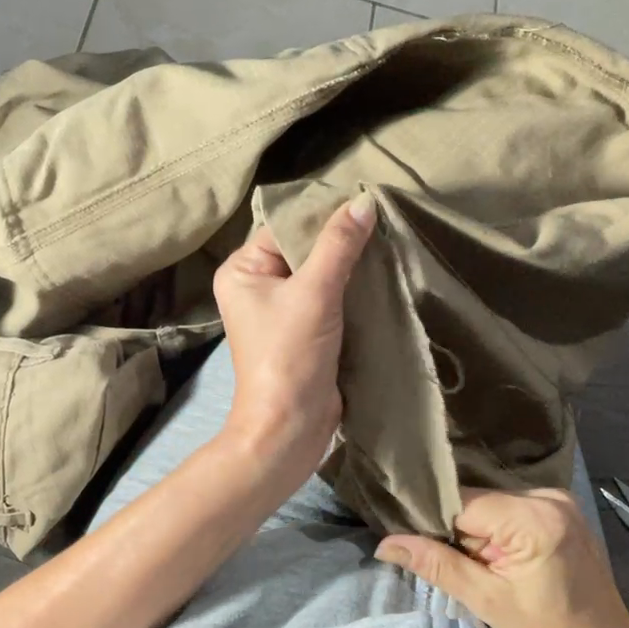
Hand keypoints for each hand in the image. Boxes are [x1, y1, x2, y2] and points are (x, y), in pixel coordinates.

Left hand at [213, 194, 376, 483]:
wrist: (289, 425)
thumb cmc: (289, 355)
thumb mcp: (314, 293)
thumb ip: (339, 246)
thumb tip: (363, 202)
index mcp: (241, 270)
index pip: (284, 227)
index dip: (323, 215)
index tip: (365, 203)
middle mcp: (255, 285)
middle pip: (303, 248)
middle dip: (340, 240)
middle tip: (383, 222)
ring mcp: (280, 310)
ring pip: (320, 273)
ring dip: (350, 266)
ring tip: (387, 245)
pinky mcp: (304, 330)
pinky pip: (329, 297)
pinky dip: (351, 289)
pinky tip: (380, 276)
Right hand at [373, 488, 628, 627]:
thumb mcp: (487, 601)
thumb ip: (436, 564)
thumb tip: (385, 543)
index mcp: (534, 516)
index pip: (461, 502)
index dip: (431, 521)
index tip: (409, 541)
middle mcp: (549, 496)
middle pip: (476, 499)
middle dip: (454, 528)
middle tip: (442, 562)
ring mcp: (560, 502)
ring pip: (491, 505)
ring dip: (475, 532)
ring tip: (472, 565)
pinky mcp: (563, 514)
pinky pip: (512, 511)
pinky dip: (496, 532)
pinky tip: (495, 560)